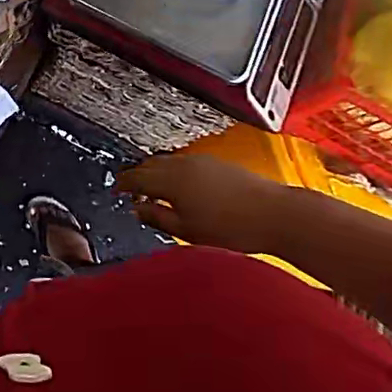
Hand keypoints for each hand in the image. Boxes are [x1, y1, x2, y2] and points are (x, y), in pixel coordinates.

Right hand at [116, 154, 293, 253]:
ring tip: (155, 193)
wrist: (274, 214)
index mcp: (170, 180)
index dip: (124, 184)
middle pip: (150, 165)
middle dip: (137, 176)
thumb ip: (157, 218)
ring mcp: (201, 161)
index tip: (117, 190)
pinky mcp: (217, 163)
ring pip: (168, 162)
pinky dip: (173, 172)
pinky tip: (181, 188)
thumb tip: (138, 211)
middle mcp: (183, 164)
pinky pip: (184, 162)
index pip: (137, 178)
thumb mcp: (186, 230)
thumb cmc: (231, 227)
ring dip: (156, 173)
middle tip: (131, 191)